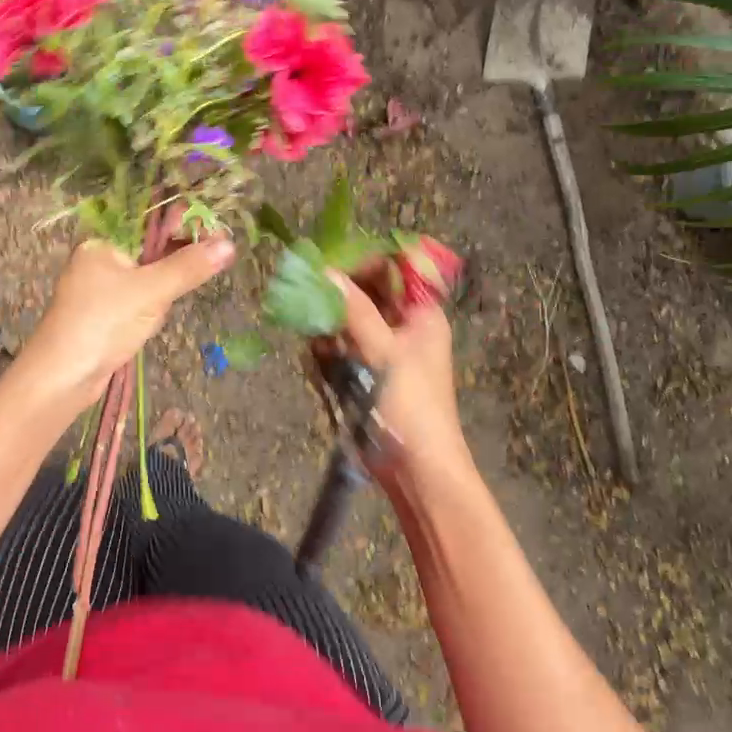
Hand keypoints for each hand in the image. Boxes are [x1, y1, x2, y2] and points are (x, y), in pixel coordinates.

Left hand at [19, 238, 234, 411]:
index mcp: (102, 241)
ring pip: (145, 271)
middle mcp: (99, 258)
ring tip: (194, 279)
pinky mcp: (104, 312)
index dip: (182, 221)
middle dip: (179, 251)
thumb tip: (229, 244)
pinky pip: (137, 295)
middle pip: (148, 243)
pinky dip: (154, 300)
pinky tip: (160, 313)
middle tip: (217, 255)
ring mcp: (100, 286)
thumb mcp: (152, 291)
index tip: (217, 231)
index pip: (148, 218)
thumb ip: (189, 267)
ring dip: (167, 278)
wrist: (61, 377)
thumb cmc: (103, 324)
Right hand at [331, 270, 466, 476]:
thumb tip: (323, 270)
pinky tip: (320, 365)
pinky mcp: (365, 373)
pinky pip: (339, 349)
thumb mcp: (382, 351)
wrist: (416, 469)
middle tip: (311, 307)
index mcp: (420, 312)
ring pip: (345, 321)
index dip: (360, 262)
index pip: (390, 266)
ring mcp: (382, 350)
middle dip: (336, 300)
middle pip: (363, 293)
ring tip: (318, 345)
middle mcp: (403, 325)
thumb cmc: (410, 405)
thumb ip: (353, 309)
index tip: (325, 268)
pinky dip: (327, 354)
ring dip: (328, 329)